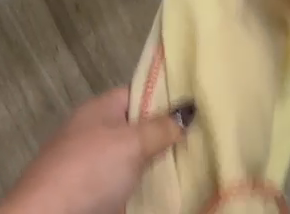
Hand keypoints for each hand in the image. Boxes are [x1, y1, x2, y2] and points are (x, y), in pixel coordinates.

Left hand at [0, 89, 189, 213]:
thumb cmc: (89, 170)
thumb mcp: (130, 143)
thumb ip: (159, 127)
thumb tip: (187, 109)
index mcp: (99, 109)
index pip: (137, 93)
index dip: (164, 99)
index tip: (194, 110)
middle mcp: (93, 133)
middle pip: (136, 131)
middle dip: (164, 139)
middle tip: (200, 144)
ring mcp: (91, 167)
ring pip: (131, 163)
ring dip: (155, 170)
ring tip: (192, 171)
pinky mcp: (91, 196)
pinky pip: (124, 188)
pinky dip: (142, 192)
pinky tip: (165, 197)